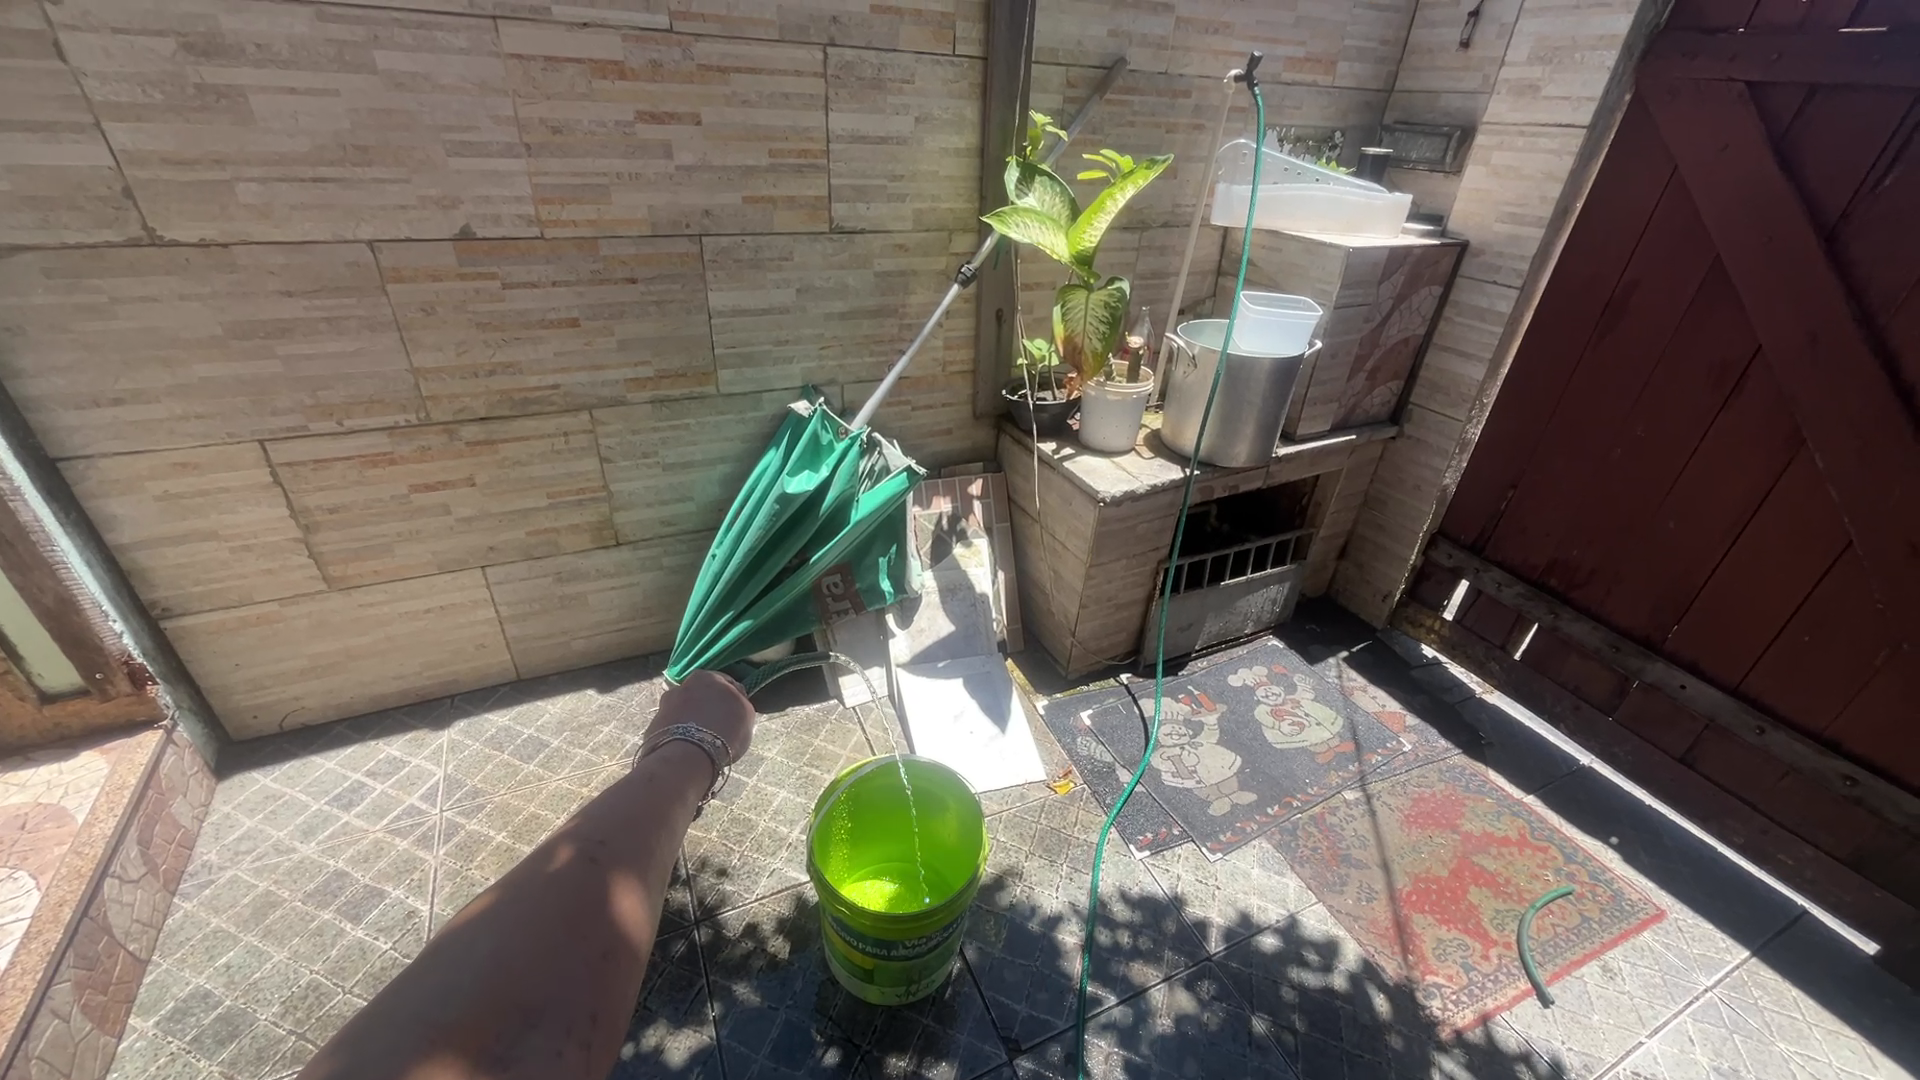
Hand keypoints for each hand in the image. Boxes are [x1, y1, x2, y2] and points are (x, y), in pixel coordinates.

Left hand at [648, 671, 755, 765]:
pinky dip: (679, 735)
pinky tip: (688, 748)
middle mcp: (682, 685)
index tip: (737, 714)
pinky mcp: (652, 727)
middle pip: (701, 695)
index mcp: (707, 677)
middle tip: (718, 726)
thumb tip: (733, 702)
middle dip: (708, 707)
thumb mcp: (747, 714)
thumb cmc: (723, 732)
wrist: (685, 758)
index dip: (733, 699)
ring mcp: (664, 706)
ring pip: (684, 711)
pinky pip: (672, 728)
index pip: (726, 683)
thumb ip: (740, 701)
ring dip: (692, 720)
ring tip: (701, 740)